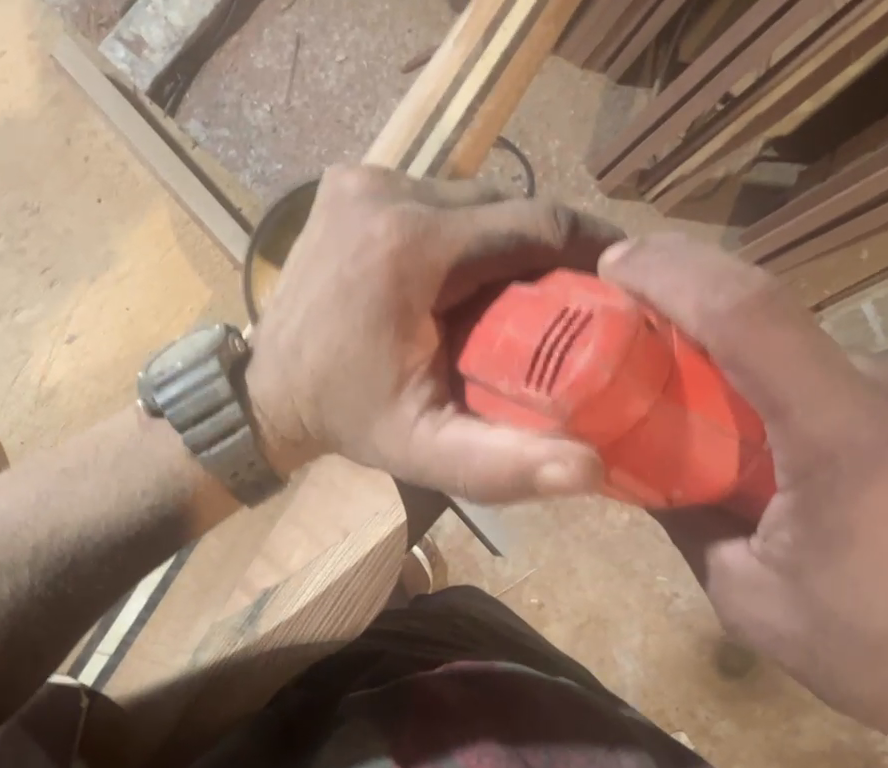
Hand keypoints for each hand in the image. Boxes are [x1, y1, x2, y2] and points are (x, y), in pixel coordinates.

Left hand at [246, 165, 617, 503]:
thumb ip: (500, 464)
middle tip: (559, 304)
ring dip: (496, 241)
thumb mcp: (422, 450)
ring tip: (505, 294)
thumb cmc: (348, 420)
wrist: (268, 392)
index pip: (535, 224)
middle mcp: (387, 193)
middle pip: (504, 207)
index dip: (589, 250)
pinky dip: (454, 230)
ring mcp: (362, 178)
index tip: (619, 281)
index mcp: (411, 248)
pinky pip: (430, 196)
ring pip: (470, 197)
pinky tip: (450, 274)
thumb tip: (591, 470)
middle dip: (539, 254)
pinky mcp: (348, 180)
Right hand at [597, 234, 887, 754]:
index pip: (748, 314)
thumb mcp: (759, 606)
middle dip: (769, 403)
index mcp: (854, 435)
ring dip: (851, 433)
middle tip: (756, 472)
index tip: (621, 260)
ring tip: (867, 519)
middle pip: (819, 364)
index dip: (675, 273)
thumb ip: (697, 528)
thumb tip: (665, 483)